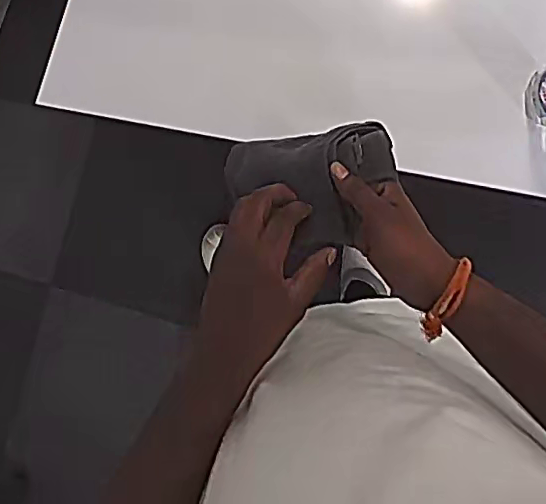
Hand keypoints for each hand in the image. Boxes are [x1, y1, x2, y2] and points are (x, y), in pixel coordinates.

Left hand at [192, 185, 333, 390]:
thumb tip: (327, 253)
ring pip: (240, 209)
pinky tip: (258, 227)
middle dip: (273, 192)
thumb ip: (313, 272)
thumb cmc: (258, 336)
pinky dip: (246, 215)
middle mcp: (242, 246)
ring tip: (275, 205)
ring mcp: (227, 249)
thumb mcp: (295, 305)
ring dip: (258, 201)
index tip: (306, 208)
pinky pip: (232, 224)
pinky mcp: (219, 258)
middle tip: (290, 195)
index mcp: (264, 255)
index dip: (298, 208)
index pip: (282, 217)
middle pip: (255, 202)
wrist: (223, 353)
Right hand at [331, 163, 457, 310]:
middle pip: (351, 194)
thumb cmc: (411, 248)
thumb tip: (338, 168)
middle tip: (318, 194)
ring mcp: (375, 226)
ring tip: (322, 212)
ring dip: (337, 214)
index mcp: (386, 191)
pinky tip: (330, 231)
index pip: (357, 174)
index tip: (320, 171)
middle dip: (336, 195)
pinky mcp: (370, 244)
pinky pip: (349, 232)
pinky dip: (340, 232)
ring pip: (348, 214)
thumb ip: (356, 190)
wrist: (424, 286)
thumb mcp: (377, 212)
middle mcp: (381, 206)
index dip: (340, 172)